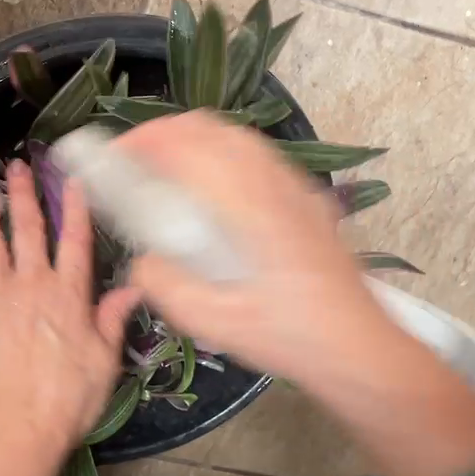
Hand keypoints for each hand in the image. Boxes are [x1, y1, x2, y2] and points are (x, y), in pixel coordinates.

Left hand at [0, 160, 140, 454]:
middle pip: (29, 230)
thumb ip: (113, 318)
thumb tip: (135, 286)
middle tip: (16, 165)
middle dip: (24, 195)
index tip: (72, 180)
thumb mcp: (105, 359)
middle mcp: (32, 282)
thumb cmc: (69, 396)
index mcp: (69, 292)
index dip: (75, 208)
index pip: (76, 240)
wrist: (19, 421)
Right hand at [116, 112, 396, 382]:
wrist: (361, 349)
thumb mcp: (210, 321)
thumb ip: (163, 283)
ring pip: (232, 134)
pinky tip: (207, 187)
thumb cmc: (287, 336)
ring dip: (190, 139)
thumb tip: (142, 258)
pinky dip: (218, 151)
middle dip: (161, 133)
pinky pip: (253, 152)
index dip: (142, 140)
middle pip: (207, 127)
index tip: (113, 156)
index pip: (186, 144)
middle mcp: (271, 183)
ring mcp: (292, 186)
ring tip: (162, 169)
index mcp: (247, 205)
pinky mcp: (304, 196)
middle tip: (131, 162)